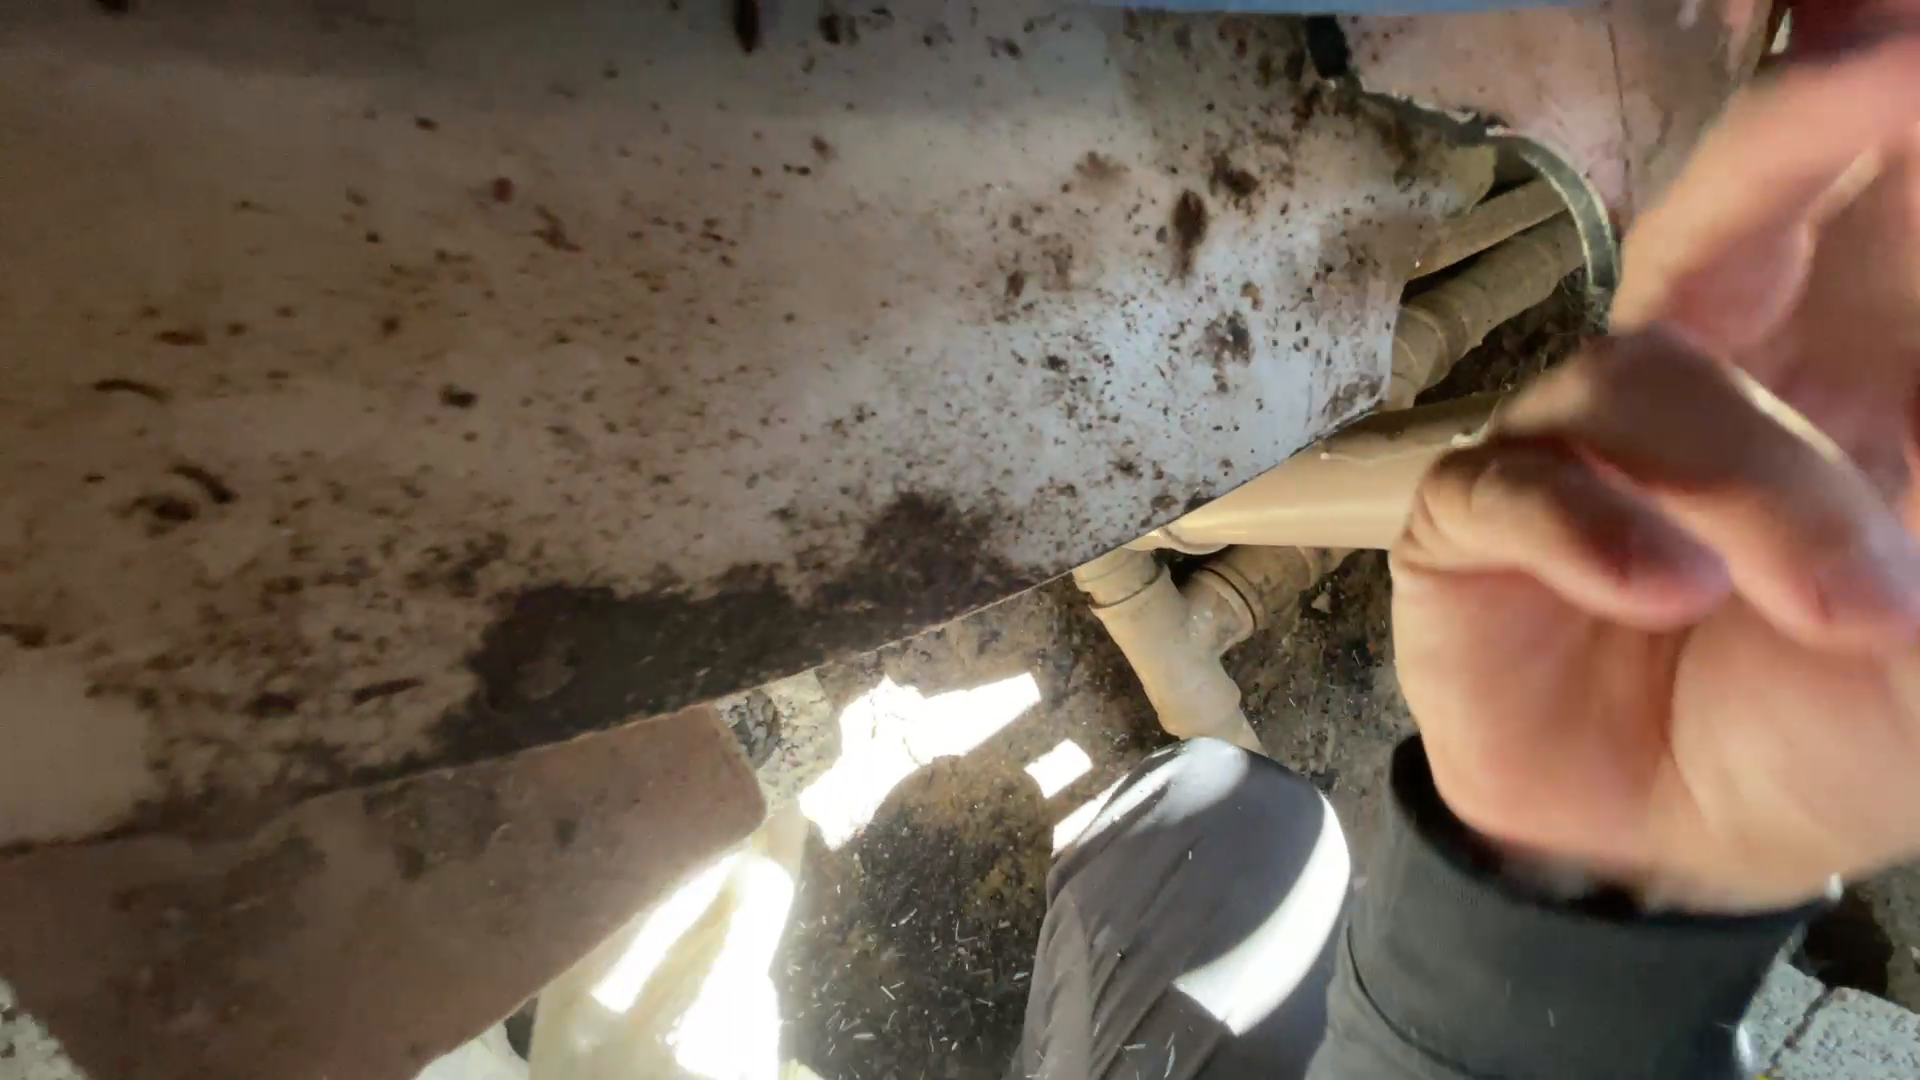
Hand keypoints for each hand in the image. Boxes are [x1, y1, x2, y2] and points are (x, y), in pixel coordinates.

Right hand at [1387, 2, 1919, 913]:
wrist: (1658, 829)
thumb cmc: (1833, 734)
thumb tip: (1909, 384)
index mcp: (1838, 392)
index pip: (1860, 222)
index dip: (1870, 125)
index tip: (1898, 32)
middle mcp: (1692, 393)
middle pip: (1711, 229)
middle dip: (1783, 146)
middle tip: (1871, 59)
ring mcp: (1560, 453)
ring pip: (1625, 377)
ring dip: (1748, 485)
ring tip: (1835, 610)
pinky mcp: (1468, 518)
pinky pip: (1512, 484)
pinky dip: (1591, 530)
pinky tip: (1651, 592)